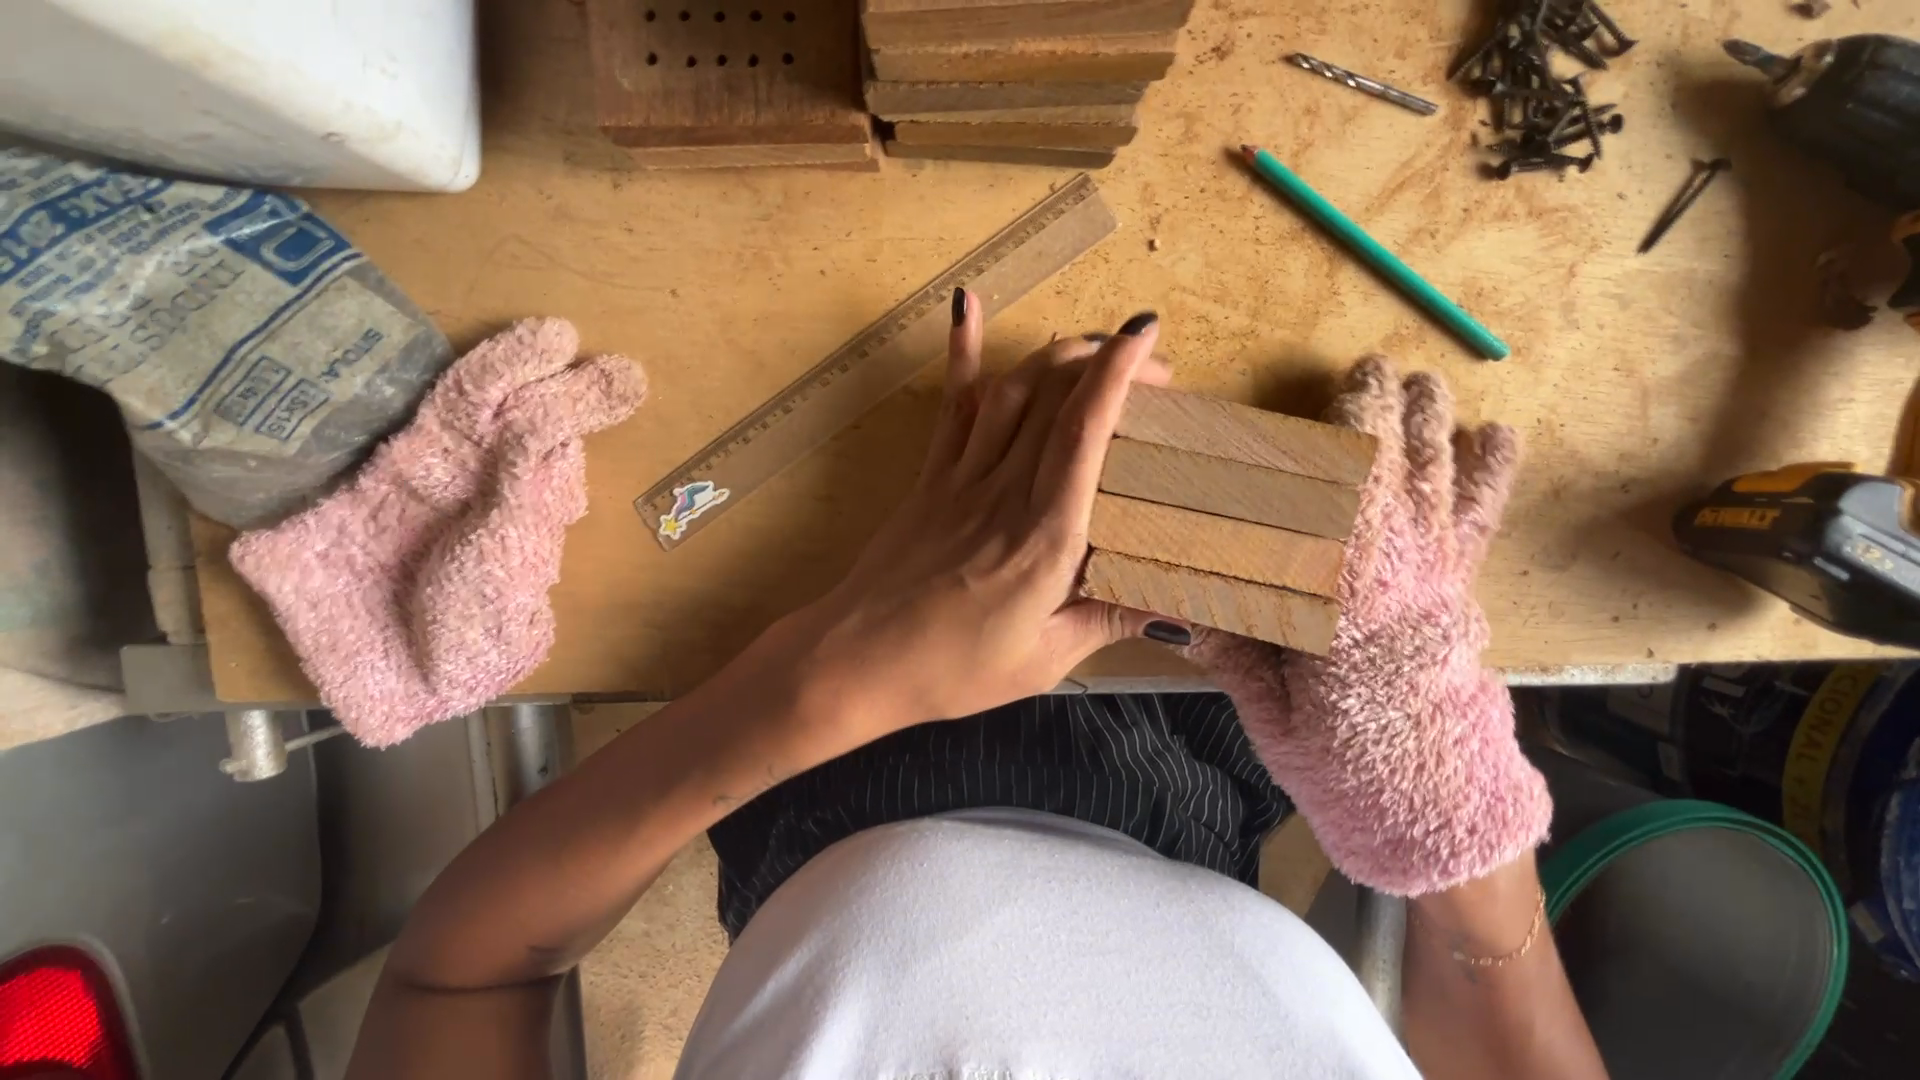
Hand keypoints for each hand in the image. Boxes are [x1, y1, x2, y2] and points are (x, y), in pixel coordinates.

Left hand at [781, 296, 1170, 730]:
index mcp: (1045, 535)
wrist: (856, 661)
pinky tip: (967, 305)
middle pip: (1054, 394)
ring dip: (1054, 353)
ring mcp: (960, 477)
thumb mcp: (1044, 660)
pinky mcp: (929, 478)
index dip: (1117, 374)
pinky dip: (962, 354)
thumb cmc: (952, 670)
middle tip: (1144, 354)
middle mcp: (1004, 491)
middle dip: (1104, 356)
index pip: (1083, 431)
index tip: (1145, 335)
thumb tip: (1177, 612)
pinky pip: (952, 406)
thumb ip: (1108, 620)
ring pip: (1010, 389)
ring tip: (1091, 345)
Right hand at [1187, 357, 1551, 895]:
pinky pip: (1477, 526)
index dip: (1332, 450)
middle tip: (1372, 367)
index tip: (1319, 401)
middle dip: (1383, 423)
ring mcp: (1439, 586)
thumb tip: (1173, 605)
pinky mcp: (1463, 596)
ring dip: (1433, 434)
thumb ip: (1235, 652)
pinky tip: (1496, 437)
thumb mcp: (1272, 717)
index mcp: (1347, 612)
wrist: (1437, 815)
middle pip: (1390, 487)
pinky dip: (1487, 479)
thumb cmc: (1345, 769)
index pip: (1335, 514)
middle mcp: (1400, 585)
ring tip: (1428, 384)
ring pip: (1438, 494)